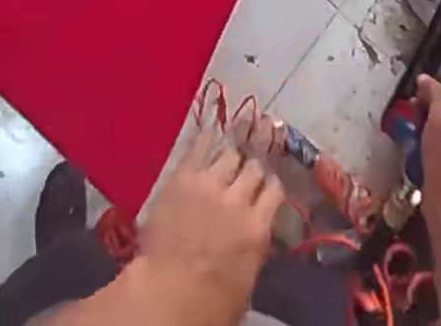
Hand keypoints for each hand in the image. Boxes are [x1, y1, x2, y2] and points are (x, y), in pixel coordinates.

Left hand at [133, 130, 284, 325]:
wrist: (166, 295)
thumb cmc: (209, 305)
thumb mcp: (247, 281)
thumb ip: (255, 246)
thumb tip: (257, 229)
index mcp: (257, 228)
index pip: (274, 190)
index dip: (270, 186)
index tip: (266, 187)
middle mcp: (238, 199)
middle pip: (253, 168)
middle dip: (251, 170)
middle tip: (244, 173)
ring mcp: (210, 184)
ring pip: (230, 155)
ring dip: (230, 158)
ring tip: (226, 159)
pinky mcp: (184, 176)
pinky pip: (199, 147)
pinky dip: (206, 140)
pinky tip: (209, 135)